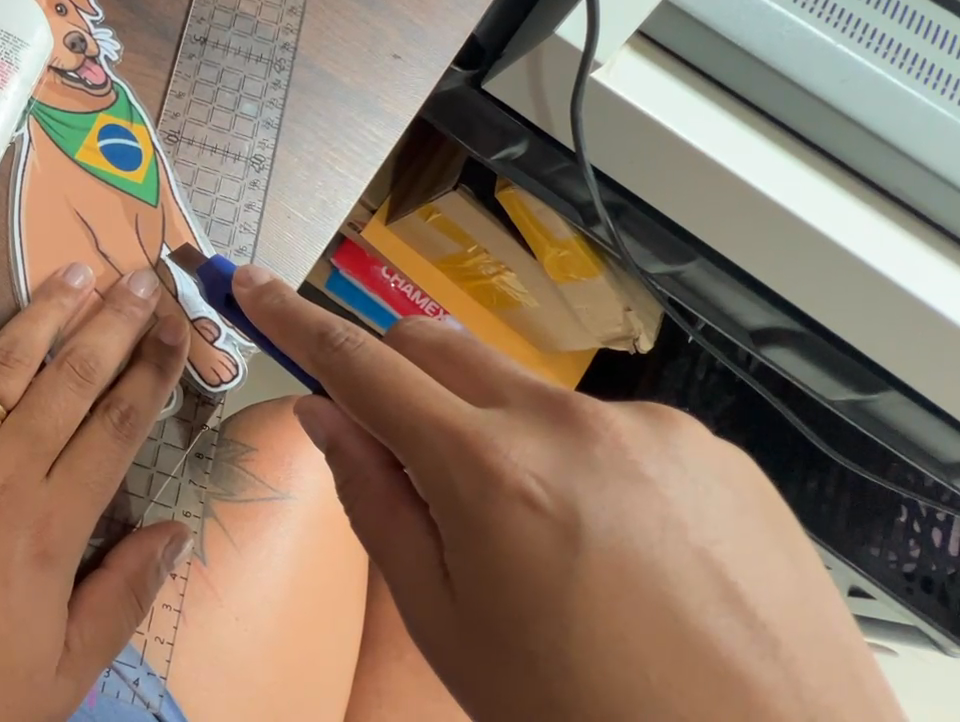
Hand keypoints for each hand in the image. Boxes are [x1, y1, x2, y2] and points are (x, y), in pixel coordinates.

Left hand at [0, 263, 190, 720]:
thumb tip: (176, 532)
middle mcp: (2, 470)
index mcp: (53, 523)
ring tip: (76, 273)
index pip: (118, 425)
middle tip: (140, 280)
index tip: (174, 328)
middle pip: (71, 378)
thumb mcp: (63, 672)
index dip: (152, 370)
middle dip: (113, 324)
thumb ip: (123, 595)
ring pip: (4, 362)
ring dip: (45, 312)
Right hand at [231, 266, 903, 721]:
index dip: (293, 319)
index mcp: (487, 471)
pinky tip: (611, 536)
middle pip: (433, 346)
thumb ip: (371, 498)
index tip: (250, 282)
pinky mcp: (711, 448)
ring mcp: (649, 428)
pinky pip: (598, 421)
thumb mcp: (442, 620)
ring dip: (486, 423)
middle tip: (397, 446)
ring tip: (532, 527)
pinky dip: (566, 451)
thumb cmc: (576, 715)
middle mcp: (565, 423)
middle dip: (391, 372)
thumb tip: (323, 414)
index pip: (358, 365)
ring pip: (516, 386)